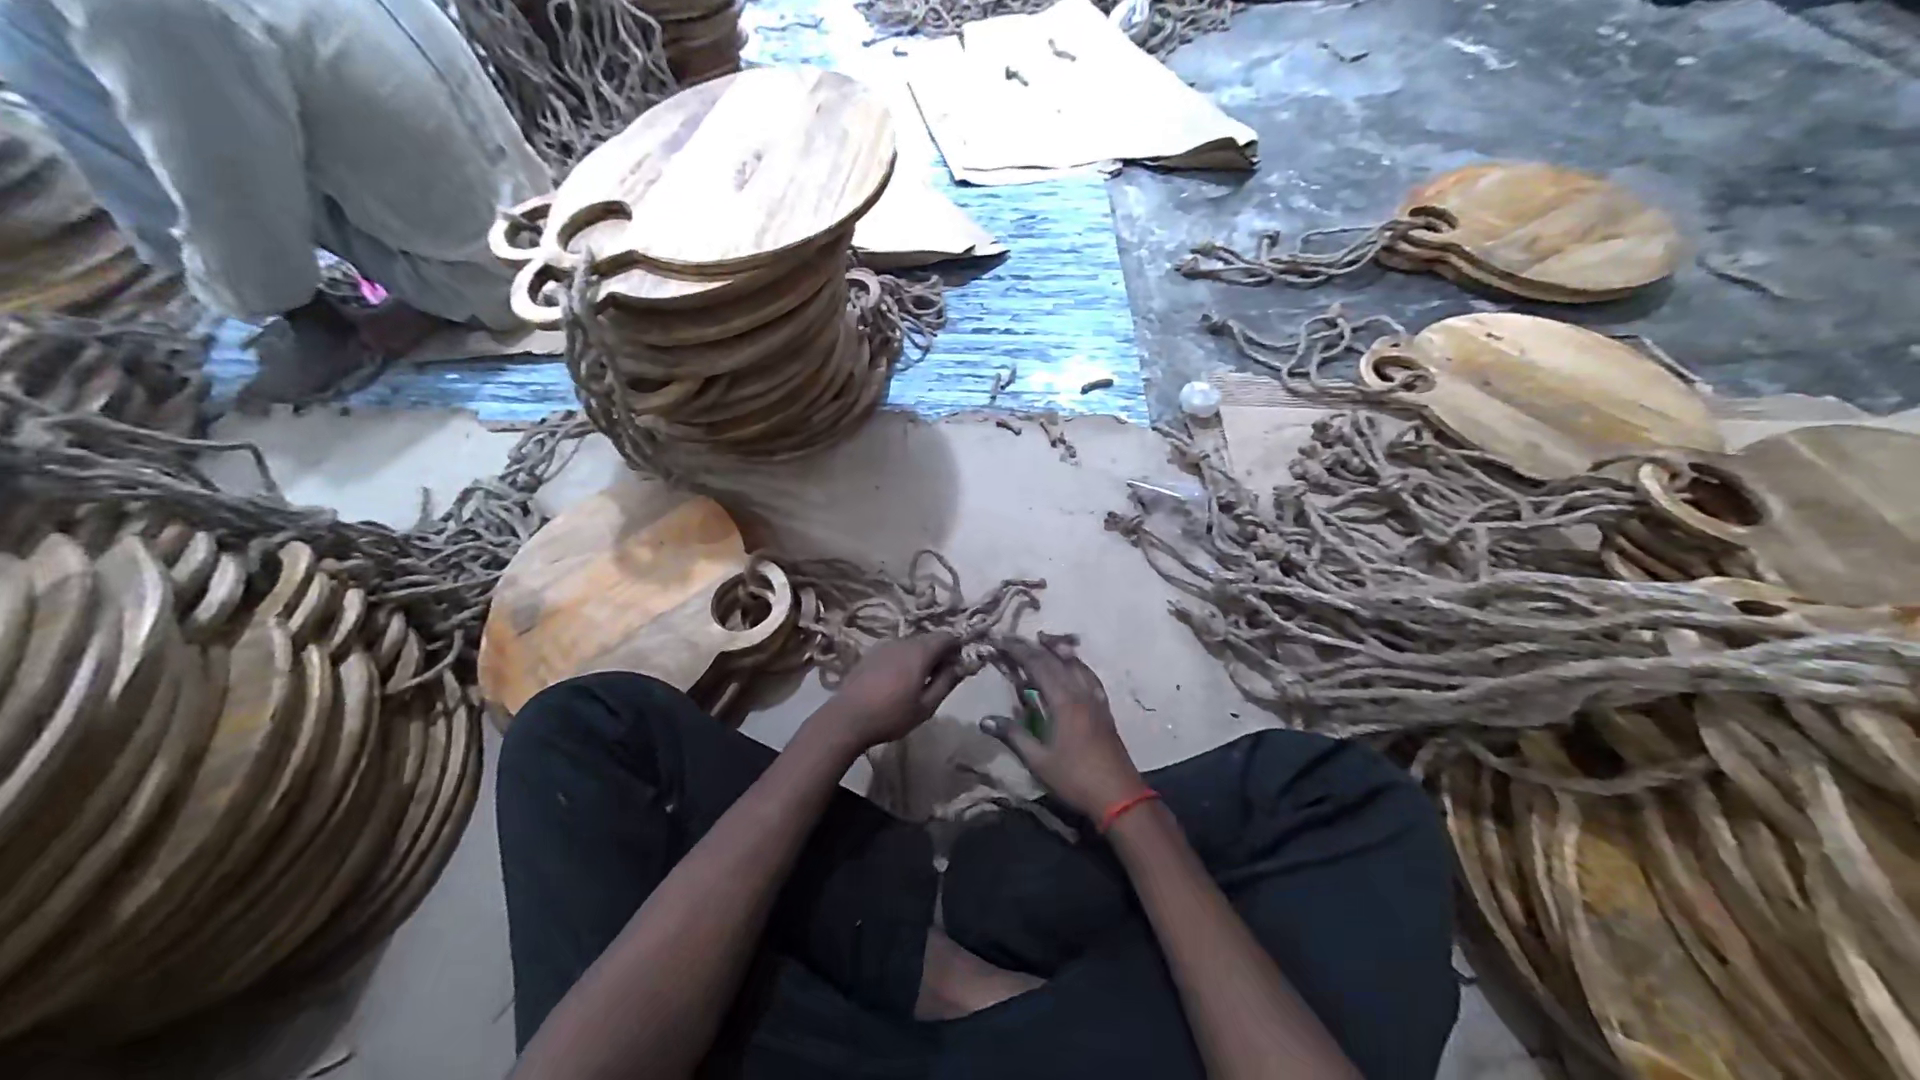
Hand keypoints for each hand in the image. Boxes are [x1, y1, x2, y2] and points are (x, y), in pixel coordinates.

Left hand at [812, 632, 964, 752]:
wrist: (846, 718)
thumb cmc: (891, 715)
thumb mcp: (926, 706)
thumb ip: (946, 683)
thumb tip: (959, 667)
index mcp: (919, 652)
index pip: (947, 637)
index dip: (956, 649)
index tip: (956, 667)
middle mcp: (902, 642)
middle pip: (928, 639)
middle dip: (939, 654)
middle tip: (938, 679)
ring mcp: (883, 646)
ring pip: (911, 645)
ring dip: (920, 657)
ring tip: (917, 683)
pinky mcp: (870, 654)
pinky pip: (895, 651)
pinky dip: (903, 660)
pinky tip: (896, 682)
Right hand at [982, 635, 1147, 819]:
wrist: (1119, 796)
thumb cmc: (1075, 779)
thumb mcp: (1039, 761)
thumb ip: (1014, 735)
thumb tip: (985, 719)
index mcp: (1064, 701)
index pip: (1038, 665)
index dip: (1018, 651)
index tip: (1000, 640)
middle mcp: (1081, 693)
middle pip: (1056, 661)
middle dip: (1033, 647)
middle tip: (1013, 639)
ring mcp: (1096, 700)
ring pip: (1076, 664)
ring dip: (1058, 650)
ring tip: (1042, 641)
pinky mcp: (1104, 709)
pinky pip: (1089, 676)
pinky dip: (1076, 664)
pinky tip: (1072, 668)